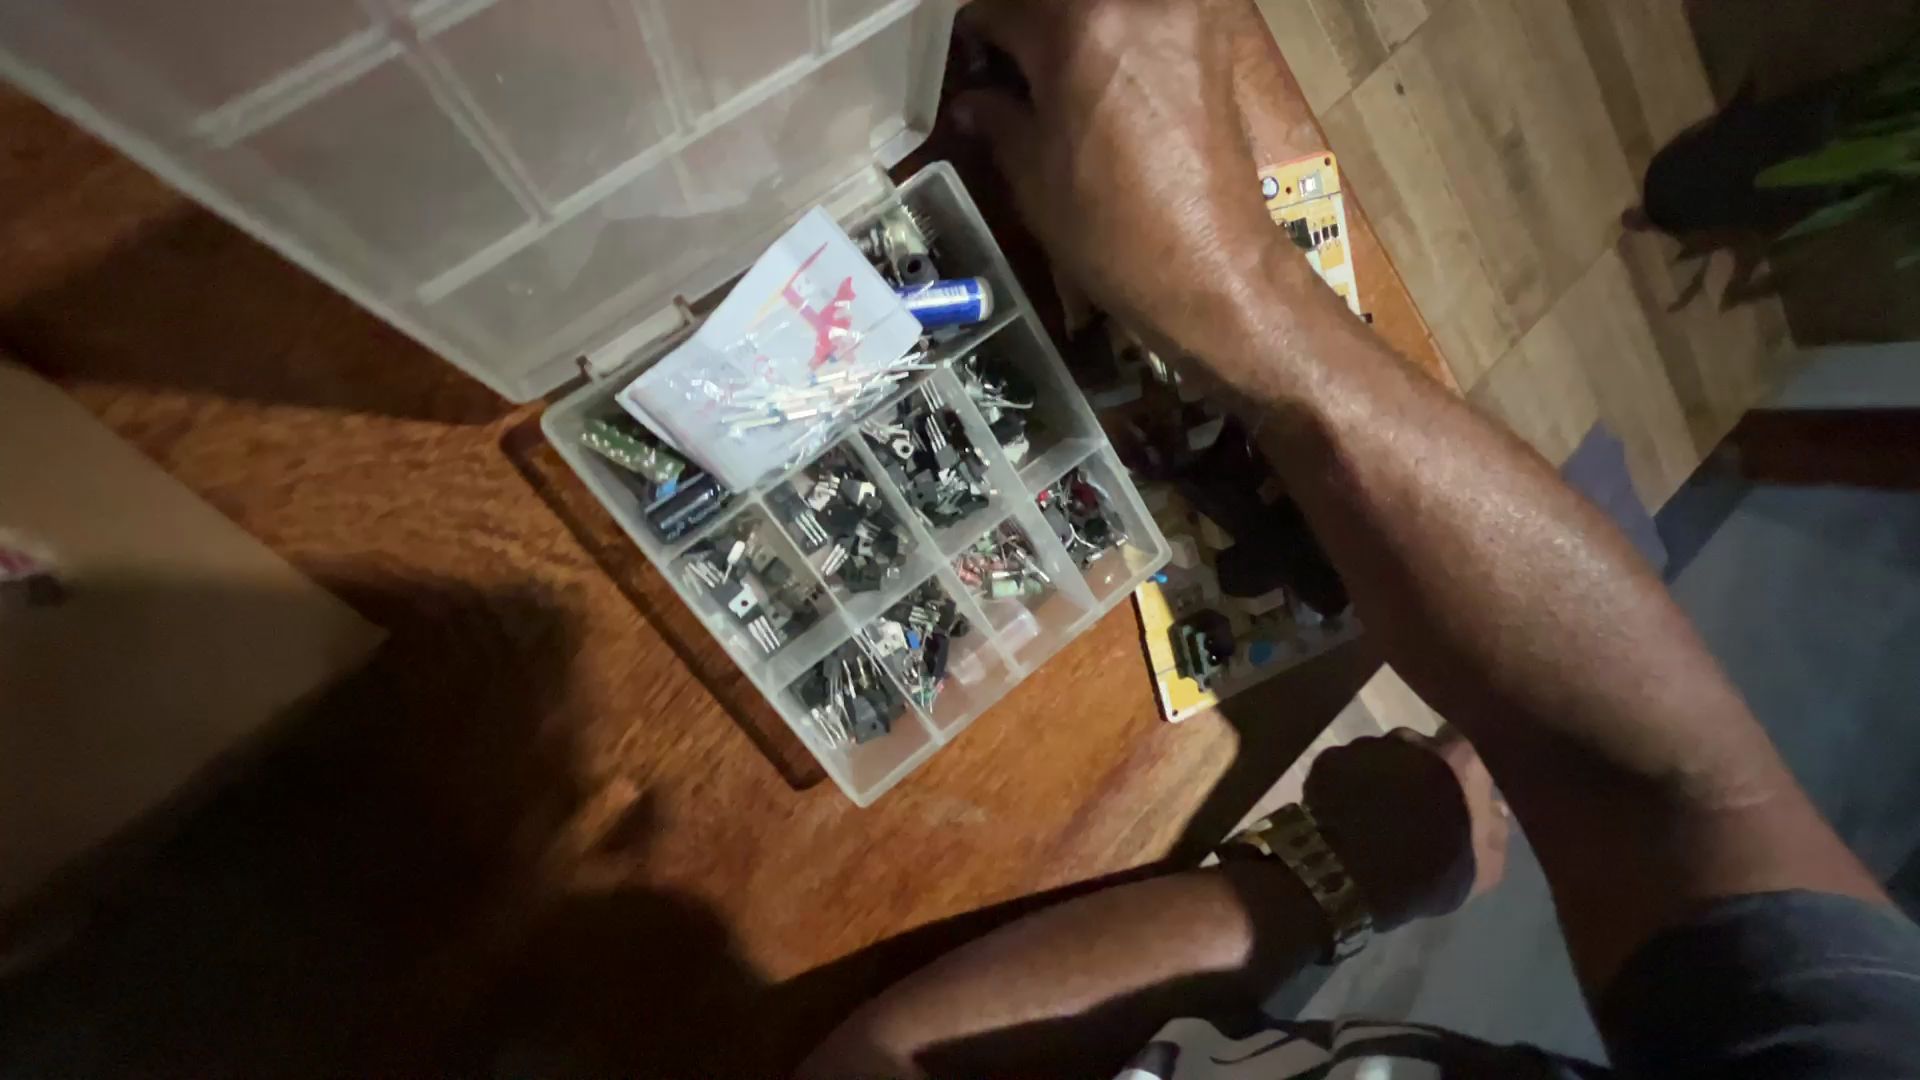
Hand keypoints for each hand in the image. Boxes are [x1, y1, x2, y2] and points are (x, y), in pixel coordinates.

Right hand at [952, 0, 1294, 366]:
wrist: (1203, 268)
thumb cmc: (1108, 234)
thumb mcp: (1036, 181)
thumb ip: (999, 123)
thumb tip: (971, 102)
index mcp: (1077, 30)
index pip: (1007, 11)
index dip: (979, 33)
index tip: (970, 55)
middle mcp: (1134, 0)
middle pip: (1062, 3)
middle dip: (1031, 24)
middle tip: (1015, 63)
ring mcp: (1182, 12)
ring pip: (1109, 6)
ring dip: (1077, 27)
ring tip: (1060, 70)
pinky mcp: (1212, 36)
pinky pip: (1150, 18)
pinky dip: (1120, 34)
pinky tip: (1106, 72)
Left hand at [1303, 728, 1509, 930]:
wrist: (1356, 874)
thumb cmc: (1432, 871)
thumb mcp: (1486, 864)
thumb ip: (1495, 828)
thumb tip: (1493, 806)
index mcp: (1455, 760)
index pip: (1462, 742)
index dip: (1458, 760)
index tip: (1456, 779)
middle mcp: (1408, 741)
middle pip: (1416, 746)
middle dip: (1416, 767)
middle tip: (1413, 800)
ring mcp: (1364, 746)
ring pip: (1378, 754)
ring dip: (1381, 773)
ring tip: (1377, 808)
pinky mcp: (1329, 758)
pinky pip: (1346, 764)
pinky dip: (1348, 780)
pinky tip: (1348, 807)